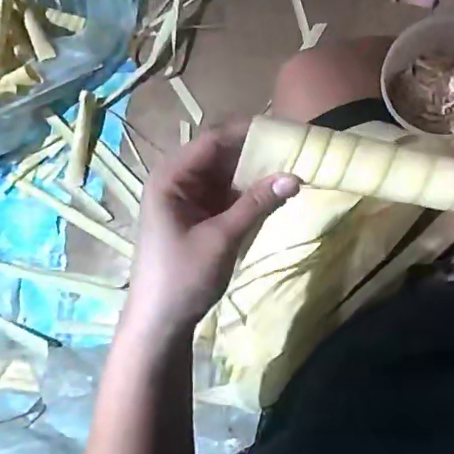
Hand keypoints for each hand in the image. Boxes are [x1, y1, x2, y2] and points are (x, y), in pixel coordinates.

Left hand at [125, 122, 300, 331]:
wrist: (159, 323)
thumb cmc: (182, 277)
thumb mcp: (222, 239)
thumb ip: (256, 205)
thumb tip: (295, 177)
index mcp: (170, 177)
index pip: (213, 141)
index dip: (248, 132)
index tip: (285, 130)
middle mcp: (176, 181)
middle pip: (219, 155)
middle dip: (255, 153)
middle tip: (295, 150)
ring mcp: (186, 200)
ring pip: (225, 175)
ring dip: (254, 174)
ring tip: (291, 169)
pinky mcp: (197, 218)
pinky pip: (225, 195)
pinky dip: (247, 195)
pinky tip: (273, 195)